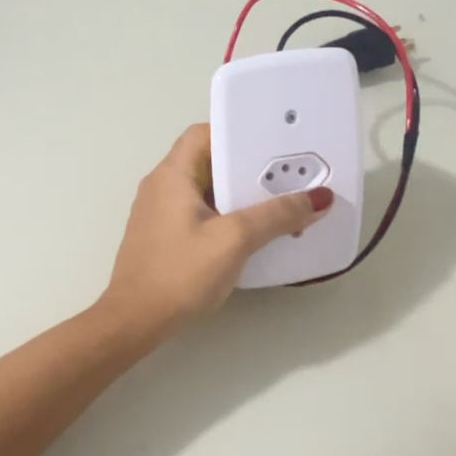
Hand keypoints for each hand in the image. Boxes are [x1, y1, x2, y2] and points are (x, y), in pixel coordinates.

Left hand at [99, 124, 331, 333]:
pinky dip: (227, 218)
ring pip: (207, 193)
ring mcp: (160, 215)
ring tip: (280, 205)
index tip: (273, 146)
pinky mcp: (164, 240)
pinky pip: (201, 216)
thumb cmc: (179, 273)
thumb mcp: (234, 240)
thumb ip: (276, 216)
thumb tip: (320, 198)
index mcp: (171, 175)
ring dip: (241, 197)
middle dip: (248, 169)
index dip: (238, 134)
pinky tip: (254, 236)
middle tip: (288, 176)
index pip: (204, 134)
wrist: (135, 321)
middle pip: (209, 163)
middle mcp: (161, 188)